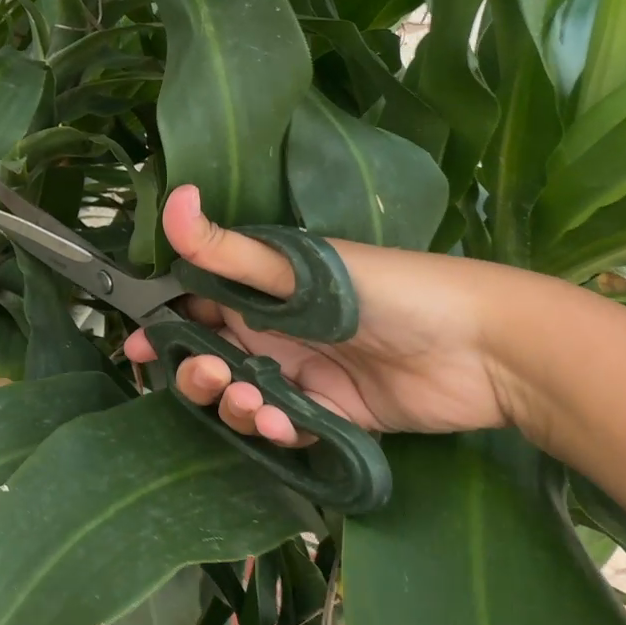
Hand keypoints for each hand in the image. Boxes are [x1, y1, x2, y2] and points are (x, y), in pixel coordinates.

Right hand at [123, 184, 525, 446]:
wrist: (487, 348)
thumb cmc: (384, 290)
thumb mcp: (294, 268)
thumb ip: (225, 248)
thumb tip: (172, 195)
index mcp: (254, 292)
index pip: (189, 307)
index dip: (160, 327)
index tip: (139, 348)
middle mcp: (268, 333)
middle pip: (206, 357)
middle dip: (194, 372)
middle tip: (208, 376)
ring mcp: (298, 374)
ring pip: (238, 396)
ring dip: (232, 404)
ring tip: (254, 405)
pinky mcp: (330, 414)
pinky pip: (283, 427)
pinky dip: (273, 429)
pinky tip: (284, 423)